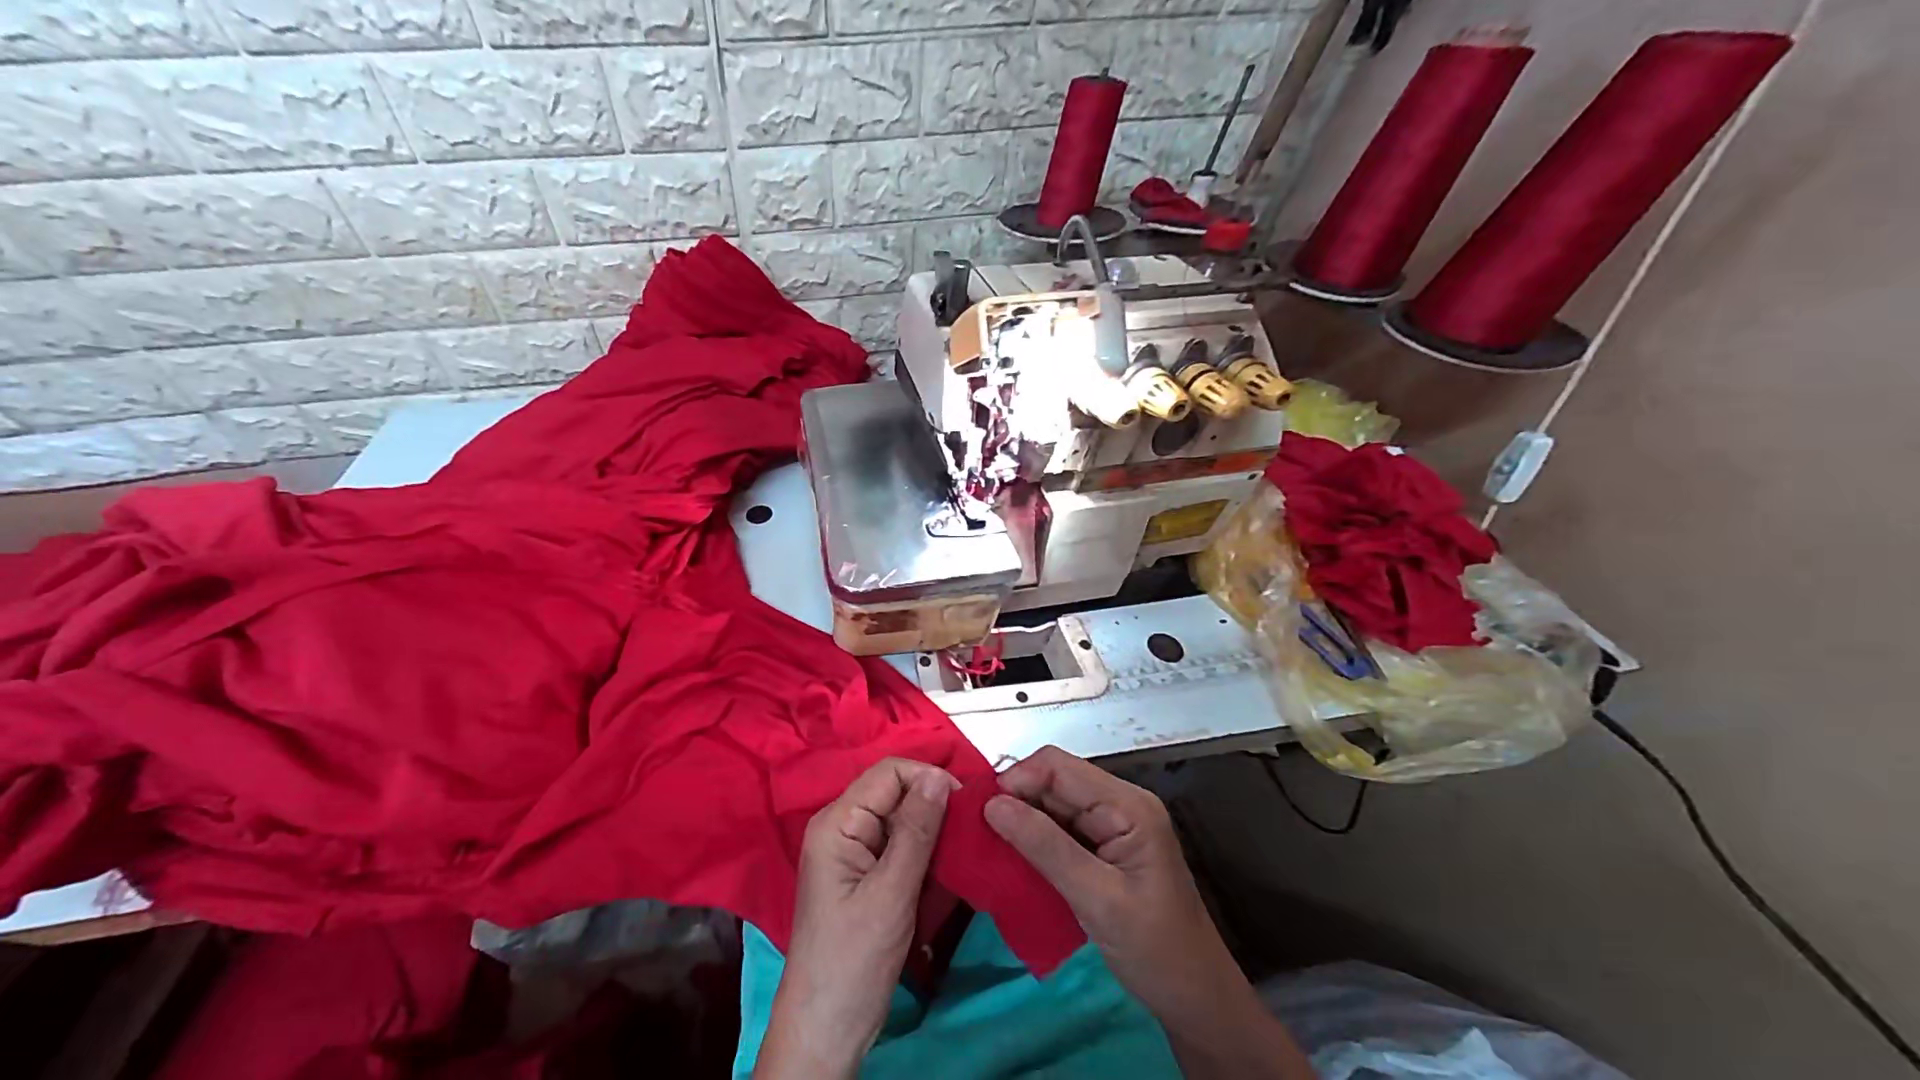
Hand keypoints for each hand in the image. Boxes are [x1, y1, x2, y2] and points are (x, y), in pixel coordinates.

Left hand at [756, 759, 955, 1079]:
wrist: (827, 1028)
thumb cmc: (854, 960)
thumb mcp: (891, 893)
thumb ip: (916, 832)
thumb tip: (940, 777)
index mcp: (837, 822)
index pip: (890, 772)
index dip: (929, 779)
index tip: (965, 808)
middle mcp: (842, 826)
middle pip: (896, 792)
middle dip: (933, 806)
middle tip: (968, 834)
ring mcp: (853, 851)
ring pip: (902, 818)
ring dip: (932, 831)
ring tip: (961, 853)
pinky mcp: (865, 873)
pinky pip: (900, 844)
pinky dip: (924, 852)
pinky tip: (945, 869)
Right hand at [984, 746, 1312, 1079]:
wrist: (1194, 997)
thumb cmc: (1155, 949)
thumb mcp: (1097, 898)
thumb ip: (1045, 847)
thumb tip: (993, 805)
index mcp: (1128, 805)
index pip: (1059, 767)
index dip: (1017, 779)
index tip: (982, 811)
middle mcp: (1120, 803)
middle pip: (1054, 780)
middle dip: (1015, 798)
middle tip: (978, 830)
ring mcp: (1112, 824)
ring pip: (1052, 803)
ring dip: (1020, 819)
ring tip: (988, 844)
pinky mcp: (1103, 846)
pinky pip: (1058, 828)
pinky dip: (1033, 838)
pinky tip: (1011, 856)